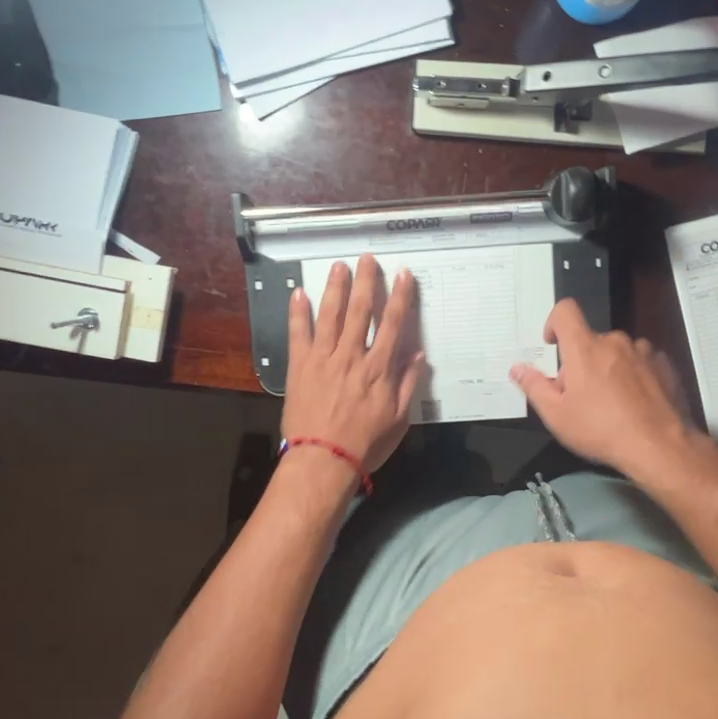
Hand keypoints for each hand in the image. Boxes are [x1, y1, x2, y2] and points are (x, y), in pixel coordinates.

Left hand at [283, 254, 425, 473]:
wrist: (323, 459)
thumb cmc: (366, 443)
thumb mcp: (399, 418)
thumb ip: (408, 384)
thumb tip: (419, 354)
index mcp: (378, 368)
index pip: (392, 323)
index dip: (399, 296)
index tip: (403, 274)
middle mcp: (351, 355)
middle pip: (360, 310)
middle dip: (365, 282)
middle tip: (366, 259)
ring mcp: (323, 358)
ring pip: (330, 315)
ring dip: (335, 288)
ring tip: (338, 266)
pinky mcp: (299, 366)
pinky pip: (298, 334)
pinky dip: (298, 313)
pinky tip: (299, 293)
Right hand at [510, 299, 699, 478]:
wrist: (659, 446)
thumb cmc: (600, 430)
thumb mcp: (557, 415)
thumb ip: (534, 386)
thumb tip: (518, 368)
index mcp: (585, 348)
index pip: (565, 311)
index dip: (554, 323)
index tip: (554, 346)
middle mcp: (614, 341)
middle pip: (590, 340)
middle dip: (581, 362)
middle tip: (581, 396)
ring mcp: (643, 351)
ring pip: (616, 352)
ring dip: (609, 368)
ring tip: (612, 403)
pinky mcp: (664, 365)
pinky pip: (640, 362)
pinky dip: (633, 375)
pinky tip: (635, 403)